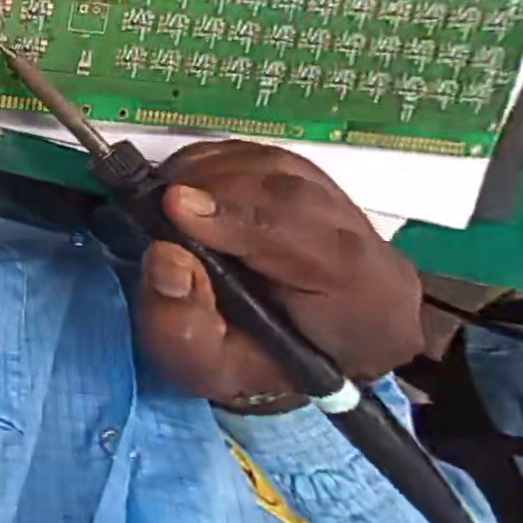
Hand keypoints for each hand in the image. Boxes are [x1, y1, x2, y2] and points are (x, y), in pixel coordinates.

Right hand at [133, 140, 423, 411]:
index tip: (174, 205)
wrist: (266, 351)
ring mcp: (339, 208)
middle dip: (216, 192)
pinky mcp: (305, 184)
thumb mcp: (200, 365)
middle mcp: (367, 249)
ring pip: (275, 167)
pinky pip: (255, 156)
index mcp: (364, 309)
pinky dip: (208, 165)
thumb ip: (180, 321)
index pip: (318, 245)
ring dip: (206, 176)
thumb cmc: (239, 362)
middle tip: (155, 203)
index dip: (243, 218)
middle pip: (295, 194)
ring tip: (164, 202)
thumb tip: (166, 254)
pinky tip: (182, 190)